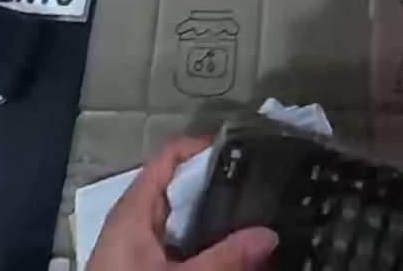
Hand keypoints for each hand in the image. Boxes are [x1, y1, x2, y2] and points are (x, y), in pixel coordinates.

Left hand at [86, 135, 278, 270]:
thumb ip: (224, 258)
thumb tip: (271, 235)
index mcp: (134, 210)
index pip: (171, 154)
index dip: (205, 145)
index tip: (242, 151)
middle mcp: (131, 220)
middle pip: (178, 180)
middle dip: (216, 180)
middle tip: (253, 181)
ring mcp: (131, 246)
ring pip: (177, 211)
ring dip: (209, 210)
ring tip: (245, 211)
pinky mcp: (135, 267)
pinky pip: (172, 236)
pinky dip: (197, 234)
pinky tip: (219, 246)